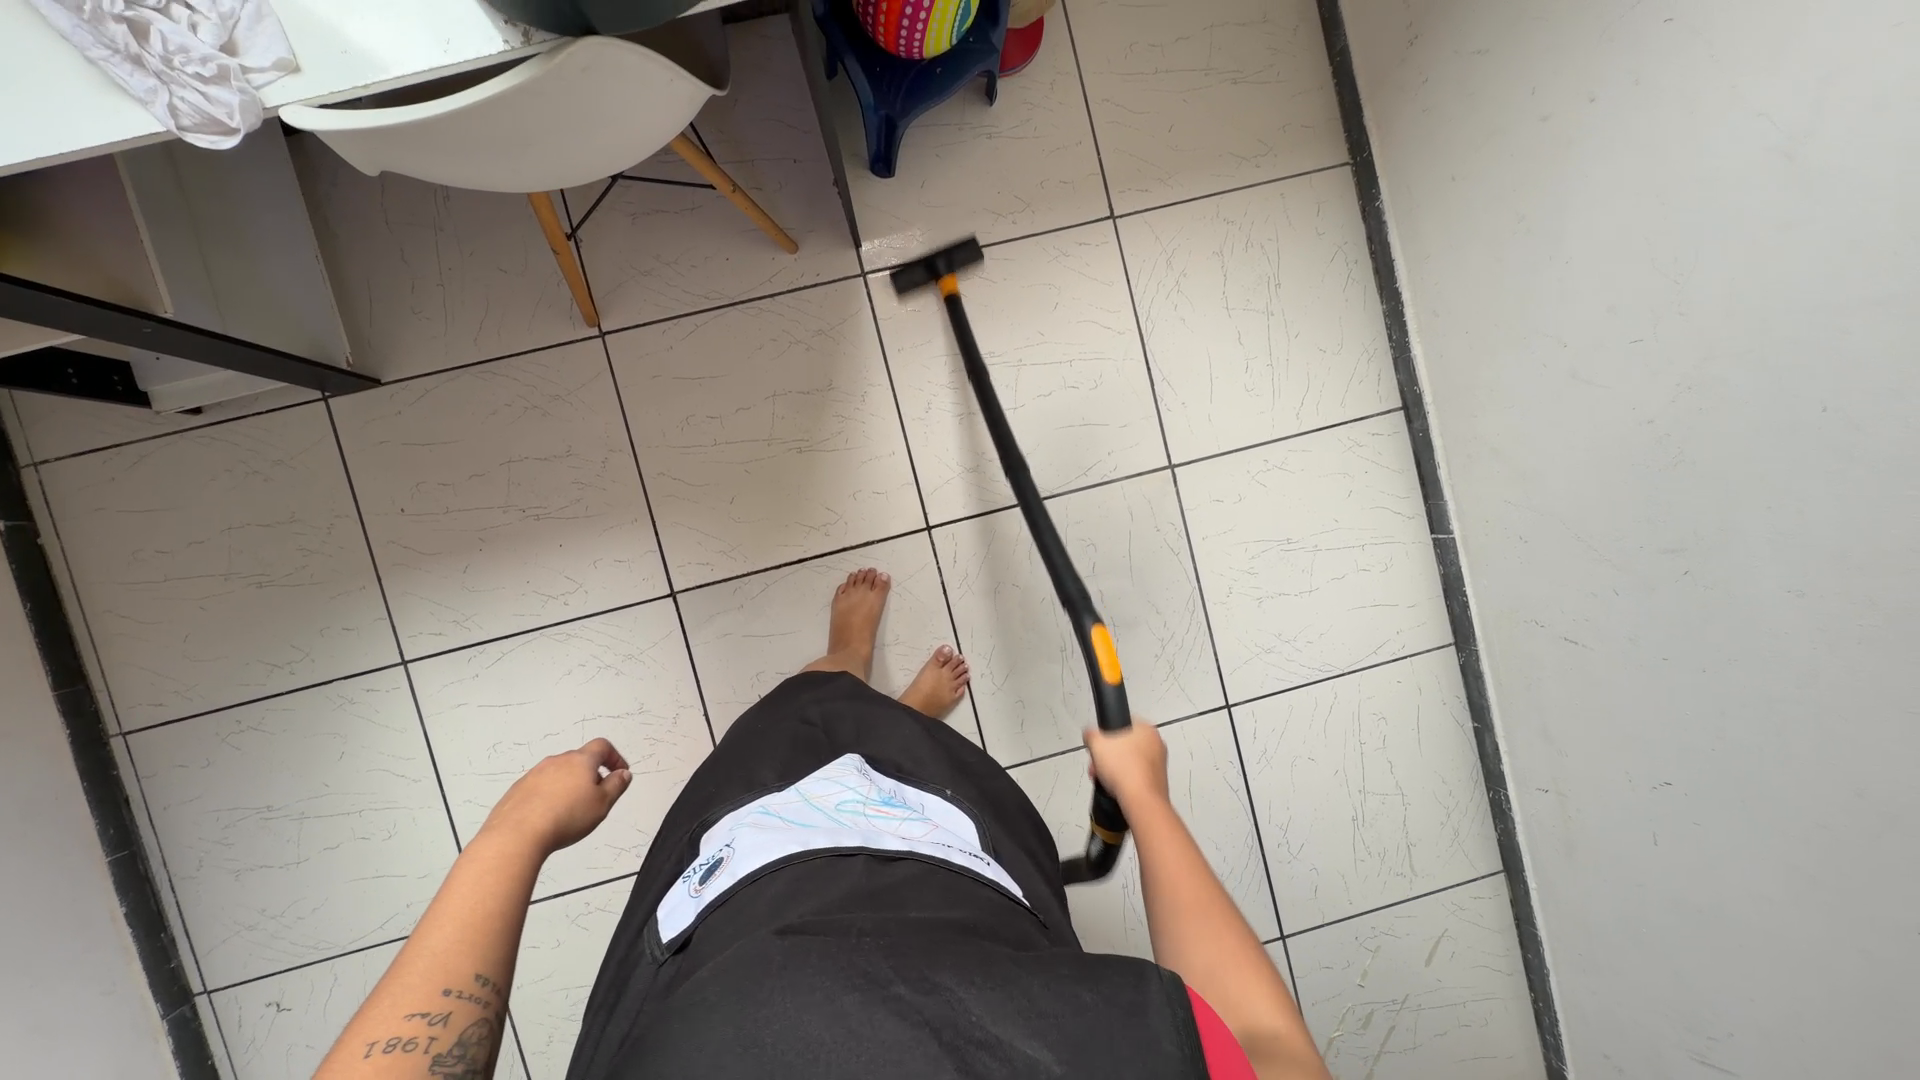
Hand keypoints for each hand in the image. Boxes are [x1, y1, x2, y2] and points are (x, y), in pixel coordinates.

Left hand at [477, 738, 633, 856]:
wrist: (516, 836)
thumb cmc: (564, 818)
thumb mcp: (603, 804)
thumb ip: (617, 785)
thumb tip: (623, 774)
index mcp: (580, 760)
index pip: (602, 746)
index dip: (614, 758)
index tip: (619, 773)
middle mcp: (556, 761)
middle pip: (579, 759)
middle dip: (591, 774)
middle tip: (596, 796)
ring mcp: (533, 775)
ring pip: (558, 774)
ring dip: (568, 785)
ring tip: (571, 810)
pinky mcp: (516, 790)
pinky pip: (539, 788)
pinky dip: (548, 797)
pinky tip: (549, 818)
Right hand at [1083, 721, 1168, 812]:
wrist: (1140, 801)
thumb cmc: (1125, 770)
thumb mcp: (1096, 744)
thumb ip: (1091, 734)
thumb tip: (1090, 735)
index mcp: (1147, 728)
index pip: (1122, 723)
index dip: (1105, 735)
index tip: (1098, 746)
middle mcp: (1157, 744)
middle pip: (1124, 745)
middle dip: (1107, 756)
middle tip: (1098, 765)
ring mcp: (1159, 764)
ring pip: (1129, 762)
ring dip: (1114, 769)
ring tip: (1103, 778)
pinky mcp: (1157, 782)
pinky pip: (1136, 777)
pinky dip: (1125, 782)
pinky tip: (1115, 788)